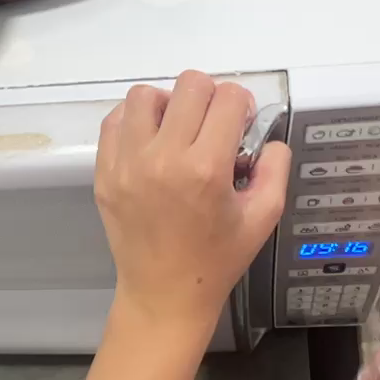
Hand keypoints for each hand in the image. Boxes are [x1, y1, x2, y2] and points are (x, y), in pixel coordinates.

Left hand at [95, 70, 290, 333]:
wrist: (164, 294)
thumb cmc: (217, 259)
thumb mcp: (264, 217)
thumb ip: (275, 167)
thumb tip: (266, 135)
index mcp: (205, 169)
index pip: (227, 98)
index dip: (241, 106)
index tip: (239, 127)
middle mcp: (162, 159)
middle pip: (189, 85)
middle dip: (210, 98)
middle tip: (211, 127)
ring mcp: (126, 164)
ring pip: (145, 95)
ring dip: (168, 103)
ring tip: (176, 130)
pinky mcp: (104, 173)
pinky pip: (115, 121)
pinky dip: (135, 120)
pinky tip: (150, 141)